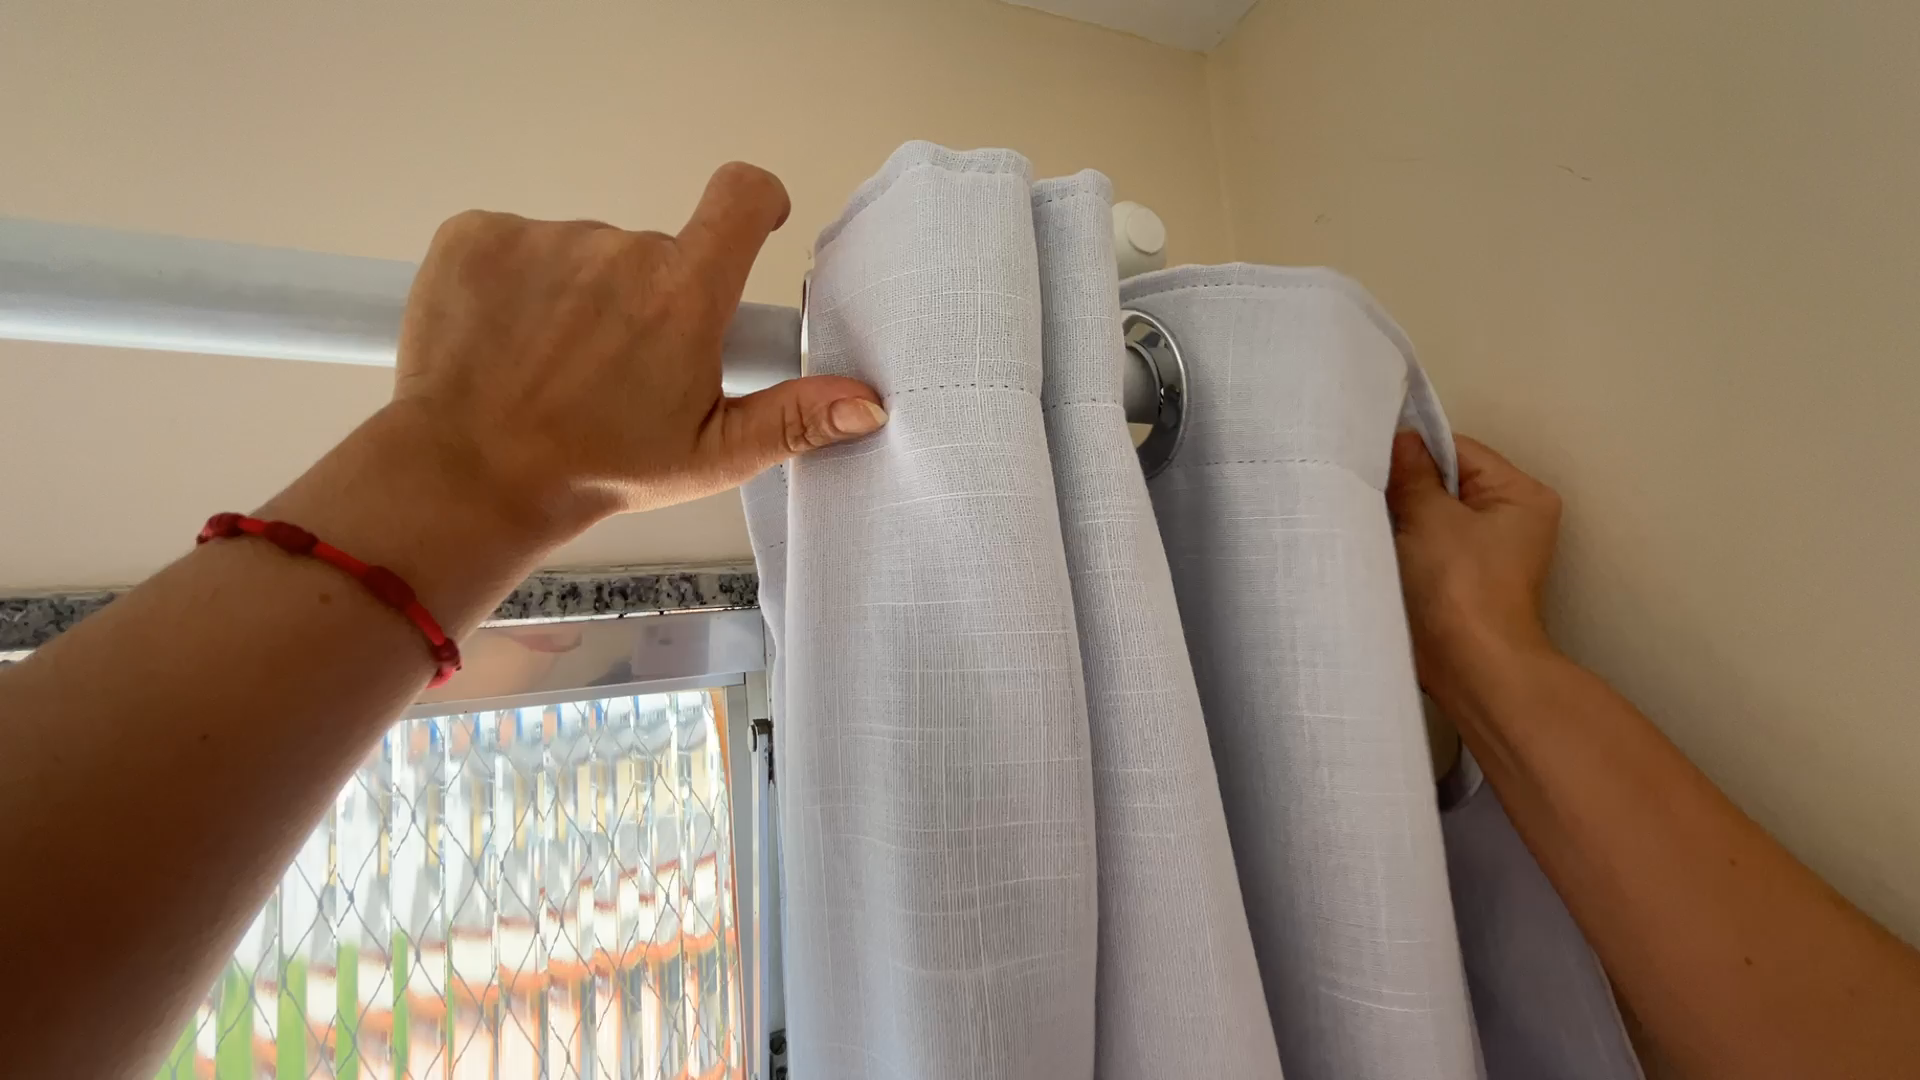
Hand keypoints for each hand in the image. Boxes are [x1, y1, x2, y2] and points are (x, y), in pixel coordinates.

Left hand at [387, 161, 885, 544]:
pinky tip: (518, 340)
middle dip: (659, 299)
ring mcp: (541, 237)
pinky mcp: (477, 235)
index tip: (758, 222)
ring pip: (592, 252)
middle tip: (631, 370)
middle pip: (662, 251)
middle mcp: (616, 250)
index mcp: (681, 297)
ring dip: (593, 296)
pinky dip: (529, 284)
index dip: (757, 202)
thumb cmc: (602, 468)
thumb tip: (868, 402)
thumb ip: (796, 419)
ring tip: (567, 364)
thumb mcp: (715, 454)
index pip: (740, 197)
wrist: (472, 474)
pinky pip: (525, 244)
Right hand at [1385, 431, 1562, 708]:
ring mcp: (1480, 550)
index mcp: (1518, 494)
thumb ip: (1412, 473)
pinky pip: (1420, 542)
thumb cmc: (1458, 583)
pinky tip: (1368, 539)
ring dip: (1395, 514)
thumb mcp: (1430, 517)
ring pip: (1426, 513)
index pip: (1456, 450)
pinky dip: (1396, 540)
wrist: (1468, 662)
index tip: (1366, 453)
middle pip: (1442, 481)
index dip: (1411, 449)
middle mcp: (1506, 517)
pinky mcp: (1453, 576)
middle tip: (1356, 482)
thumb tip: (1400, 438)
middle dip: (1401, 483)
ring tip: (1358, 511)